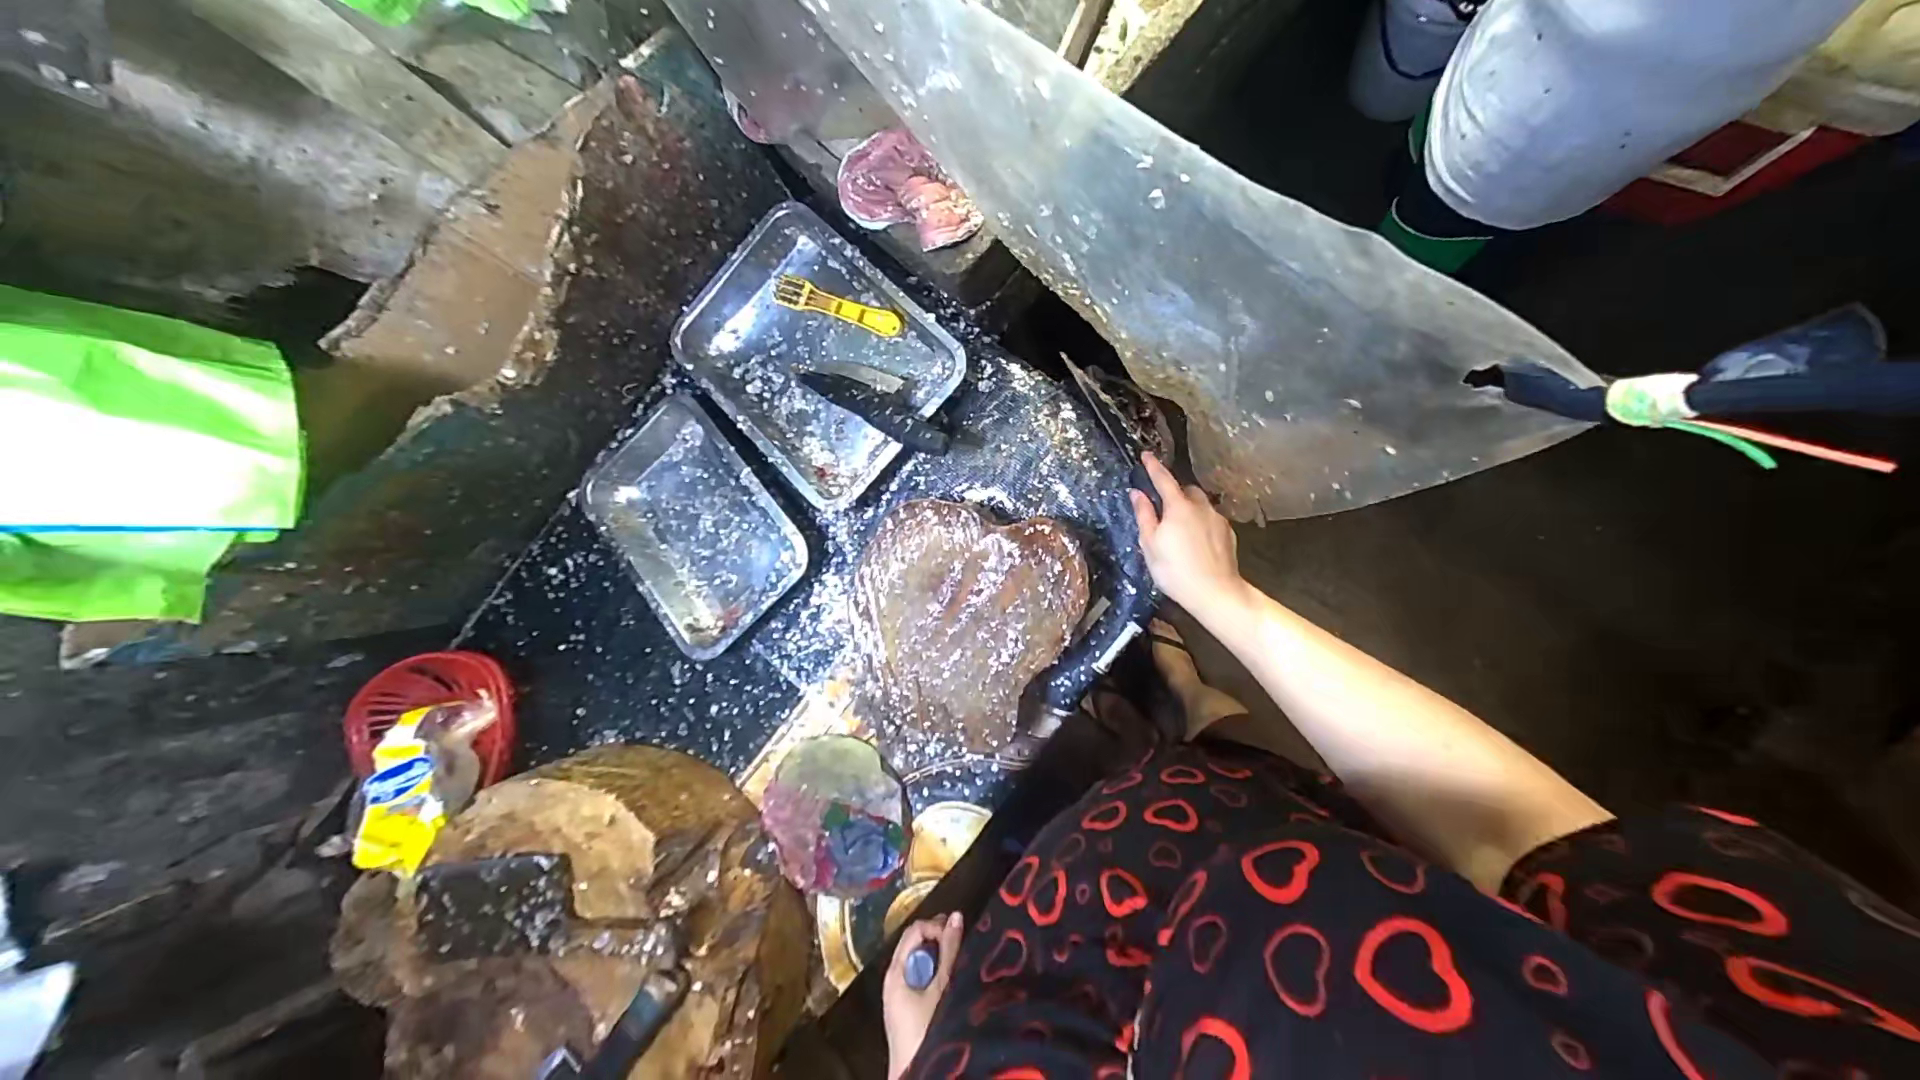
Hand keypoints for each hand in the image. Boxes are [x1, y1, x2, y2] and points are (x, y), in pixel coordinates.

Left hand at [882, 912, 962, 1079]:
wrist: (914, 1076)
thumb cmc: (925, 1031)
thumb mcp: (941, 987)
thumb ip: (949, 951)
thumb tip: (957, 916)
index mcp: (895, 970)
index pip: (915, 930)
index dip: (937, 927)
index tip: (957, 936)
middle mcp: (894, 978)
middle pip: (917, 944)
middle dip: (940, 940)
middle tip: (964, 944)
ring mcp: (900, 994)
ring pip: (922, 962)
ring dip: (941, 959)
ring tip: (961, 963)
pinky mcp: (908, 1008)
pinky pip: (923, 979)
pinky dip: (938, 975)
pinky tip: (952, 982)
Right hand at [1130, 452, 1246, 620]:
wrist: (1215, 592)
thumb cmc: (1174, 570)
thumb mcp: (1150, 544)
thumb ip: (1144, 515)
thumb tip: (1137, 493)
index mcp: (1178, 507)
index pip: (1163, 479)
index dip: (1153, 466)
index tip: (1145, 455)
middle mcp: (1201, 507)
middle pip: (1186, 490)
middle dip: (1174, 493)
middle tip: (1162, 509)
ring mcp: (1217, 519)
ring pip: (1200, 505)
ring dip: (1188, 509)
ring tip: (1179, 530)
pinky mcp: (1228, 533)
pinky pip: (1210, 520)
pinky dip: (1201, 523)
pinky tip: (1195, 542)